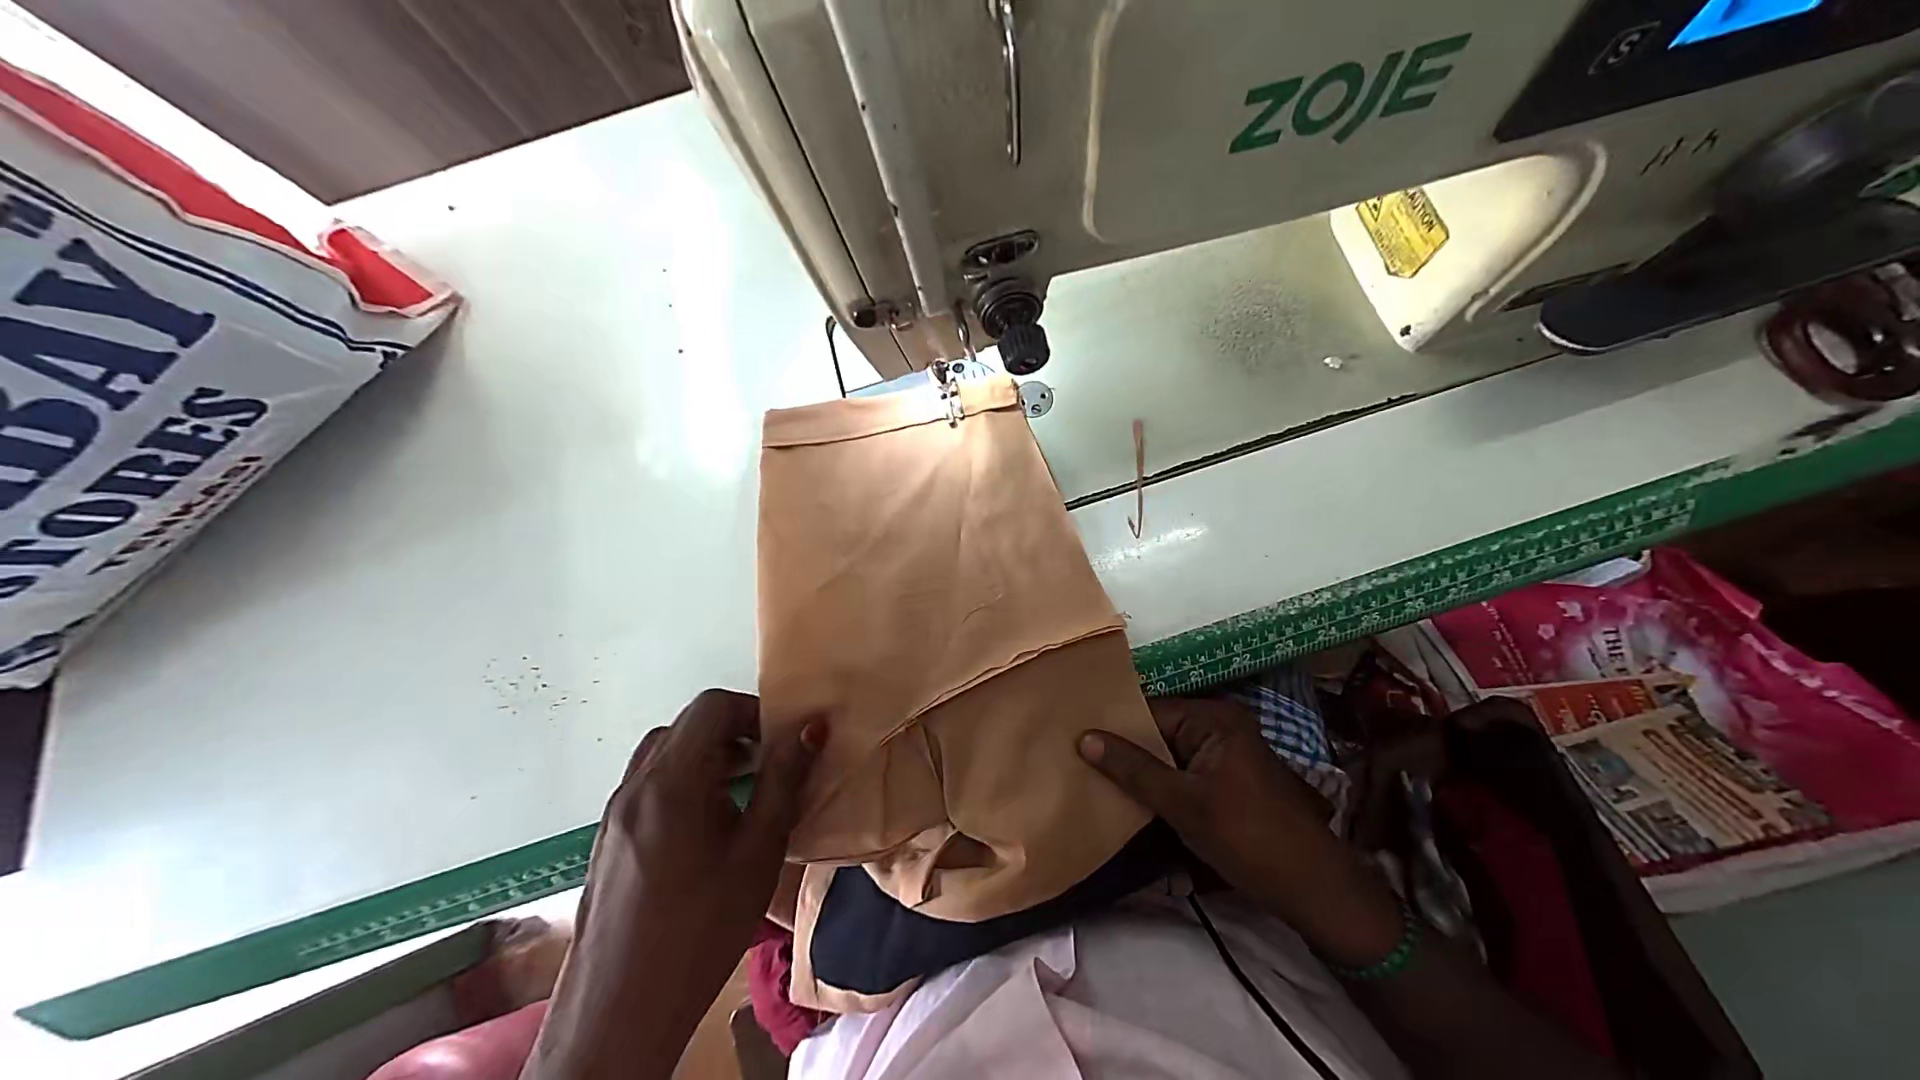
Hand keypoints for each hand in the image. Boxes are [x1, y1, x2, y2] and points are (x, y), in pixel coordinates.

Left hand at [523, 690, 824, 1079]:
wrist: (619, 1011)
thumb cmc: (701, 929)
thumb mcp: (758, 852)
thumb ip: (784, 781)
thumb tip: (810, 729)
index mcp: (671, 780)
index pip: (711, 707)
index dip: (753, 712)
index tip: (781, 744)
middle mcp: (635, 784)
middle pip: (686, 725)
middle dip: (732, 733)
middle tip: (767, 767)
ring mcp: (614, 811)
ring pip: (663, 753)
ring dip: (705, 755)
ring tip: (739, 793)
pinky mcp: (607, 837)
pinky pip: (647, 783)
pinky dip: (680, 780)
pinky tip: (703, 827)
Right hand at [1079, 698, 1400, 965]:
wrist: (1312, 887)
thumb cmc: (1247, 837)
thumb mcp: (1182, 803)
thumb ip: (1132, 768)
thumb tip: (1083, 738)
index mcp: (1214, 718)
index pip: (1149, 710)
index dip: (1113, 726)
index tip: (1072, 736)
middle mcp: (1220, 724)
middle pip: (1157, 730)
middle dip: (1124, 747)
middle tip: (1076, 756)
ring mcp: (1225, 752)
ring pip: (1167, 752)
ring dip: (1140, 768)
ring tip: (1092, 773)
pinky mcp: (1227, 777)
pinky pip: (1182, 769)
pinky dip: (1160, 781)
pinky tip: (1130, 793)